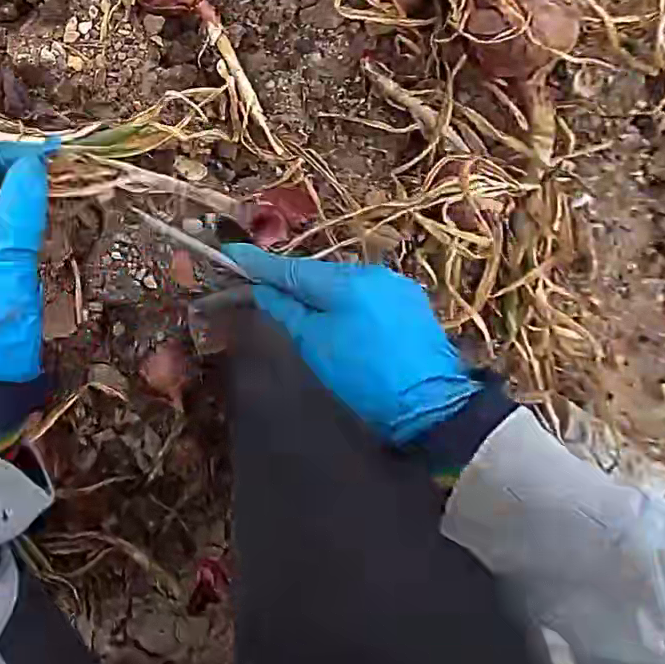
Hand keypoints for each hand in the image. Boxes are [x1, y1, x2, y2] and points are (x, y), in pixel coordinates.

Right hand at [222, 245, 477, 444]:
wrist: (435, 410)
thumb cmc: (365, 380)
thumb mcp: (313, 347)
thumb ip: (283, 312)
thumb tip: (259, 290)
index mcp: (346, 282)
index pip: (290, 268)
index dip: (256, 264)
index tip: (229, 252)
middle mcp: (372, 273)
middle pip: (315, 274)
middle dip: (286, 282)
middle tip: (255, 291)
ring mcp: (394, 287)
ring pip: (339, 284)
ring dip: (313, 294)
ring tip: (292, 310)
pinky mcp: (408, 304)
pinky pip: (361, 295)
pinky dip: (339, 304)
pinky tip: (332, 320)